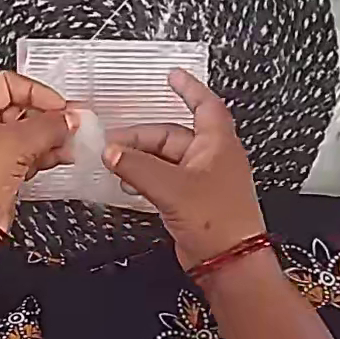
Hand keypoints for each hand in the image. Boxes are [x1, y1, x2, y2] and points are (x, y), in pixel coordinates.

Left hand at [0, 71, 74, 231]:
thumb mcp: (15, 142)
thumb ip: (48, 126)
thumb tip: (69, 118)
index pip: (6, 84)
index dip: (35, 92)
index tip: (58, 105)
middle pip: (19, 109)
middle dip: (48, 117)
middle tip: (71, 123)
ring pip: (27, 134)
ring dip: (51, 138)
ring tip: (70, 142)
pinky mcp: (0, 172)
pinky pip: (28, 156)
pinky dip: (46, 155)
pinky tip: (63, 156)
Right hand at [102, 68, 266, 267]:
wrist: (228, 262)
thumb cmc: (216, 221)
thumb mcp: (173, 187)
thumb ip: (138, 167)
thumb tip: (111, 152)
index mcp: (217, 144)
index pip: (204, 105)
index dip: (188, 88)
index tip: (172, 76)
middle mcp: (211, 158)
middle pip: (171, 135)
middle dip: (141, 138)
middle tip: (112, 145)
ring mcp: (201, 180)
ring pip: (164, 159)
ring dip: (140, 159)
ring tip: (114, 164)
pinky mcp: (191, 201)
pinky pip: (163, 180)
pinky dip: (144, 178)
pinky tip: (127, 183)